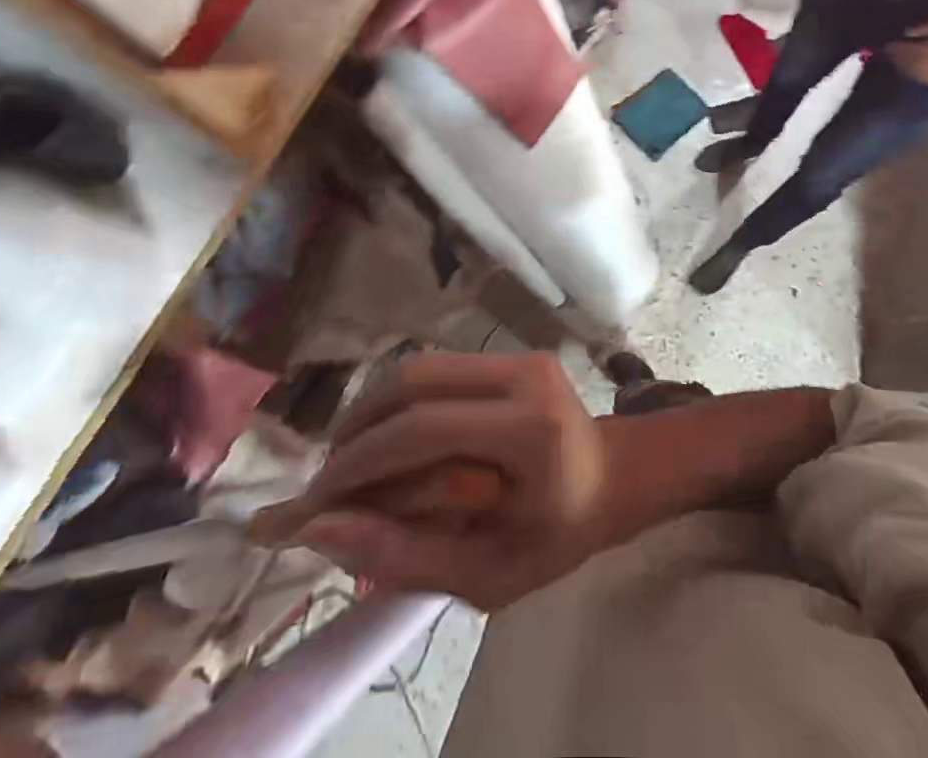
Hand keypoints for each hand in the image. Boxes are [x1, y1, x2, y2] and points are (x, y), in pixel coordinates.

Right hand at [288, 353, 609, 609]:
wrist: (611, 480)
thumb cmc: (556, 538)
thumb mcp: (485, 575)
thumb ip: (403, 557)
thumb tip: (317, 528)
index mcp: (532, 430)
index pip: (423, 428)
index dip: (362, 459)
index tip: (321, 497)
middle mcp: (524, 375)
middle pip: (411, 381)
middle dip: (357, 429)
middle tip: (330, 476)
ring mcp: (517, 355)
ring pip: (415, 367)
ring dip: (370, 410)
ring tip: (349, 456)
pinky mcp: (507, 352)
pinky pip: (432, 368)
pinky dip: (395, 402)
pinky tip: (383, 435)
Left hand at [886, 11, 927, 84]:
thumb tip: (908, 32)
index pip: (916, 53)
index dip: (901, 51)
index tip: (889, 45)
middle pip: (916, 67)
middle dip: (901, 62)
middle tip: (891, 54)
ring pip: (923, 77)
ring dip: (908, 71)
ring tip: (899, 62)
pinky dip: (920, 76)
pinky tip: (914, 70)